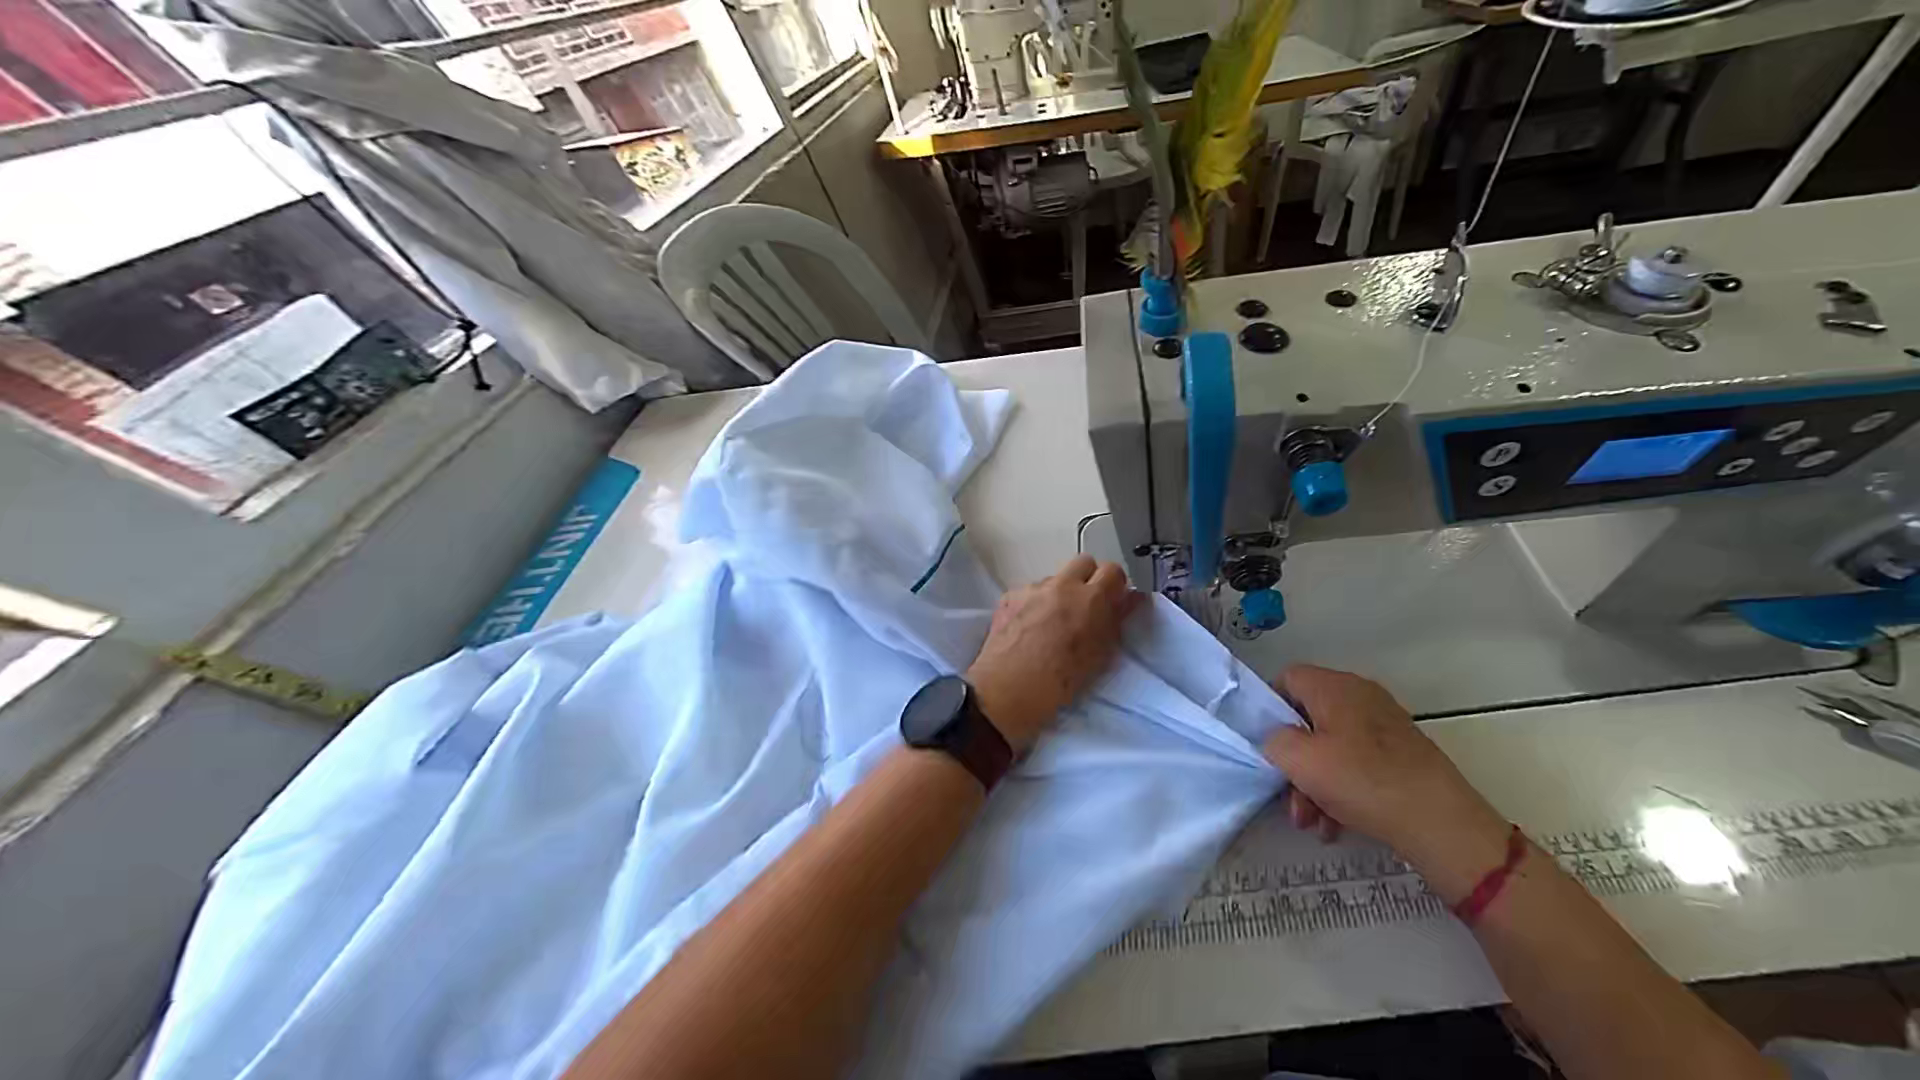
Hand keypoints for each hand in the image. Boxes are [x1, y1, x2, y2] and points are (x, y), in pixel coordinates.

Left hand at [967, 555, 1145, 752]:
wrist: (1008, 689)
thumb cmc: (1061, 681)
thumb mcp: (1100, 655)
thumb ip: (1116, 620)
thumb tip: (1130, 599)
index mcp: (1090, 598)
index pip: (1113, 570)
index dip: (1114, 585)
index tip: (1112, 600)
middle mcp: (1061, 585)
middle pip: (1083, 562)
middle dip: (1088, 579)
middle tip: (1085, 606)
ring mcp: (1032, 588)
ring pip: (1054, 579)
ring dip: (1058, 593)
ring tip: (1051, 623)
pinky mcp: (1008, 596)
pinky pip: (1029, 592)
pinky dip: (1033, 604)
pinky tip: (1028, 628)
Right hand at [1262, 665, 1511, 903]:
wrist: (1443, 824)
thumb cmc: (1362, 781)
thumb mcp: (1298, 759)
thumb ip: (1273, 739)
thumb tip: (1278, 738)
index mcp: (1335, 686)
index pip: (1287, 679)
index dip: (1269, 709)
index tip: (1267, 744)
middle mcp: (1360, 696)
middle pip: (1308, 719)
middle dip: (1293, 761)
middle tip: (1290, 796)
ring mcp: (1384, 726)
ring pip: (1331, 747)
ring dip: (1314, 784)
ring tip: (1314, 822)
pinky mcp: (1401, 754)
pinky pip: (1356, 763)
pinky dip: (1342, 789)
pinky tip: (1337, 824)